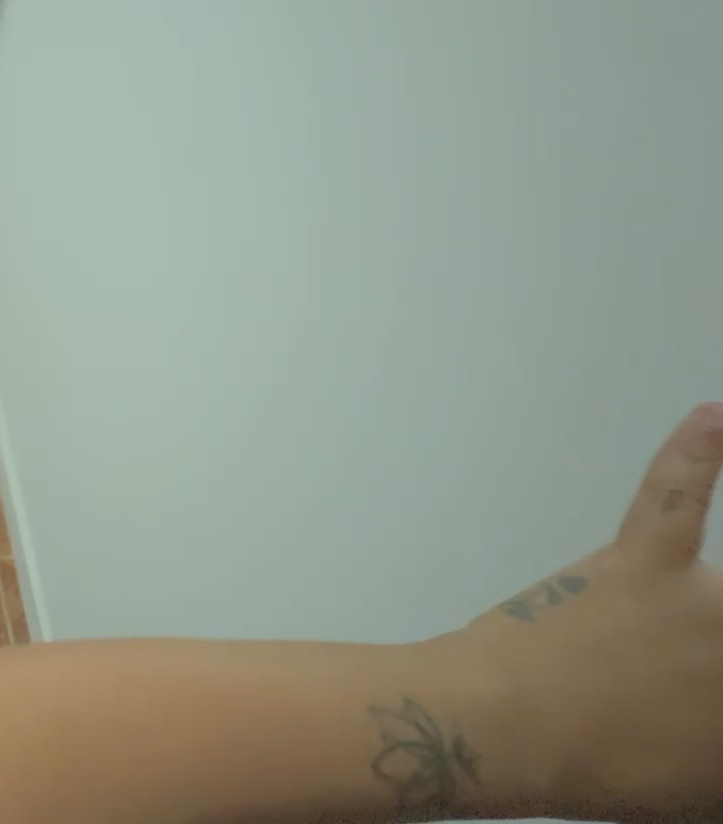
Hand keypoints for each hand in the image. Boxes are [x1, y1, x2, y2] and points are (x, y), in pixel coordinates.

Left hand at [457, 404, 722, 819]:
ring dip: (677, 644)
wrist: (500, 730)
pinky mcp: (634, 564)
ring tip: (621, 676)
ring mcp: (708, 601)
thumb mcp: (714, 787)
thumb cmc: (605, 769)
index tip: (712, 679)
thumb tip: (712, 692)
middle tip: (652, 679)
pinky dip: (694, 455)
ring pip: (721, 603)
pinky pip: (671, 500)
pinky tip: (710, 414)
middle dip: (700, 669)